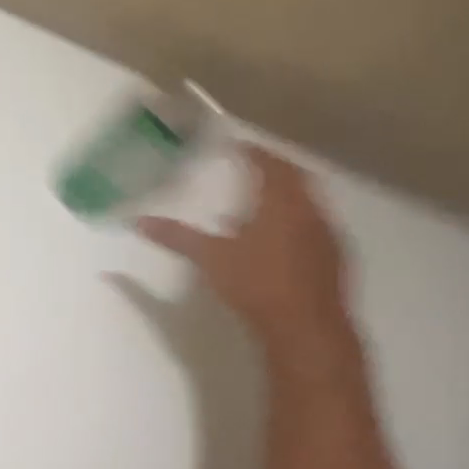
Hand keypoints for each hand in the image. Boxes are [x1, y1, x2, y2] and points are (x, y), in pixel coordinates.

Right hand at [137, 145, 356, 369]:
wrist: (307, 325)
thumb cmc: (256, 284)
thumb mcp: (208, 259)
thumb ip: (176, 237)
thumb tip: (137, 221)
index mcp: (283, 206)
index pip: (272, 166)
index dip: (254, 152)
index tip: (236, 143)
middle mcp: (312, 212)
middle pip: (298, 179)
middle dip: (274, 168)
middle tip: (251, 163)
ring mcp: (327, 234)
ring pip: (307, 201)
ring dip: (284, 194)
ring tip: (256, 199)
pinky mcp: (332, 256)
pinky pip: (311, 223)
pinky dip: (291, 218)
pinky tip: (270, 236)